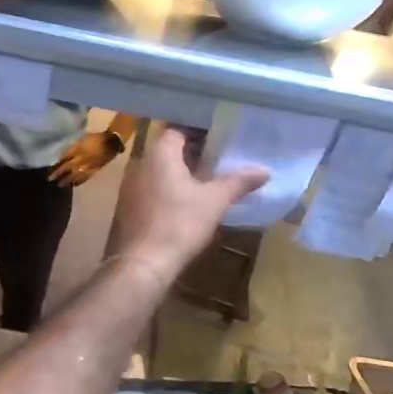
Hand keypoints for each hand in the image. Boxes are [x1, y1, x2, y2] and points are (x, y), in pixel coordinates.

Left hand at [48, 132, 117, 186]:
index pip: (64, 157)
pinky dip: (78, 182)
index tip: (49, 167)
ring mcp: (87, 166)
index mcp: (78, 149)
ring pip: (74, 175)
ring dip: (66, 180)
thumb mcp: (82, 137)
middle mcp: (81, 159)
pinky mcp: (94, 171)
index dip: (56, 163)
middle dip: (57, 173)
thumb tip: (64, 151)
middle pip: (66, 167)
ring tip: (59, 185)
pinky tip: (74, 184)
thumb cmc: (96, 138)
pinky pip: (85, 178)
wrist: (111, 143)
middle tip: (49, 179)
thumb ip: (74, 145)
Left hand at [107, 127, 266, 278]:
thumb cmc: (180, 223)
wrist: (144, 262)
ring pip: (157, 170)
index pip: (176, 131)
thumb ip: (238, 182)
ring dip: (177, 173)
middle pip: (166, 150)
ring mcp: (130, 185)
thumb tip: (265, 170)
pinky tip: (182, 204)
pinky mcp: (127, 206)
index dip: (197, 134)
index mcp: (160, 154)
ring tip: (202, 183)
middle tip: (215, 162)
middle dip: (189, 154)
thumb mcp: (215, 201)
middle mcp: (141, 163)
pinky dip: (165, 190)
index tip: (217, 141)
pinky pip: (149, 188)